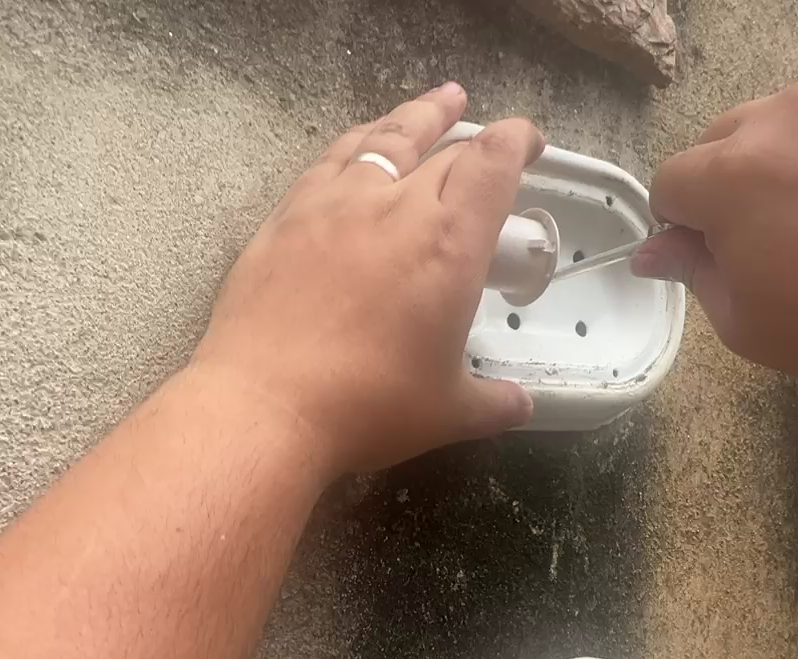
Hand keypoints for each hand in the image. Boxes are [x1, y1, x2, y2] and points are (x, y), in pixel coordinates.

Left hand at [193, 83, 543, 475]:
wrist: (267, 406)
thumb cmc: (368, 407)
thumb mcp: (448, 414)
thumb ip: (493, 406)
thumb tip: (520, 408)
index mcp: (448, 243)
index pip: (492, 163)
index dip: (518, 142)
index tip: (530, 142)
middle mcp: (393, 206)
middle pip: (442, 150)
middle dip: (473, 137)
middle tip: (487, 144)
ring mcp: (332, 205)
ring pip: (383, 139)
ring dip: (416, 118)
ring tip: (434, 105)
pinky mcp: (285, 219)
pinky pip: (330, 161)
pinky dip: (357, 145)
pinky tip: (357, 149)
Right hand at [633, 59, 797, 394]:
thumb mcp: (746, 323)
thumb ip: (692, 273)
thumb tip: (650, 251)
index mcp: (730, 176)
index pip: (671, 181)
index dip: (684, 223)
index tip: (717, 253)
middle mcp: (788, 111)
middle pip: (727, 137)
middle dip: (734, 183)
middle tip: (782, 236)